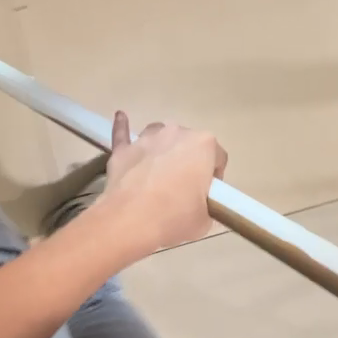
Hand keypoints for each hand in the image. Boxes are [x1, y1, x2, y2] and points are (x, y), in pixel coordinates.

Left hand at [92, 111, 227, 258]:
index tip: (206, 195)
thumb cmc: (175, 218)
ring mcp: (146, 139)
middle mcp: (176, 133)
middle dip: (187, 163)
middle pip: (187, 145)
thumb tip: (195, 205)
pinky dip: (122, 127)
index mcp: (204, 145)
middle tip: (181, 190)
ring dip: (161, 150)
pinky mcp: (122, 150)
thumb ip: (205, 204)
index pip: (217, 158)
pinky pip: (123, 133)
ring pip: (158, 137)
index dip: (213, 178)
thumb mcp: (204, 219)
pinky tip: (121, 117)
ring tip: (157, 173)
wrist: (130, 221)